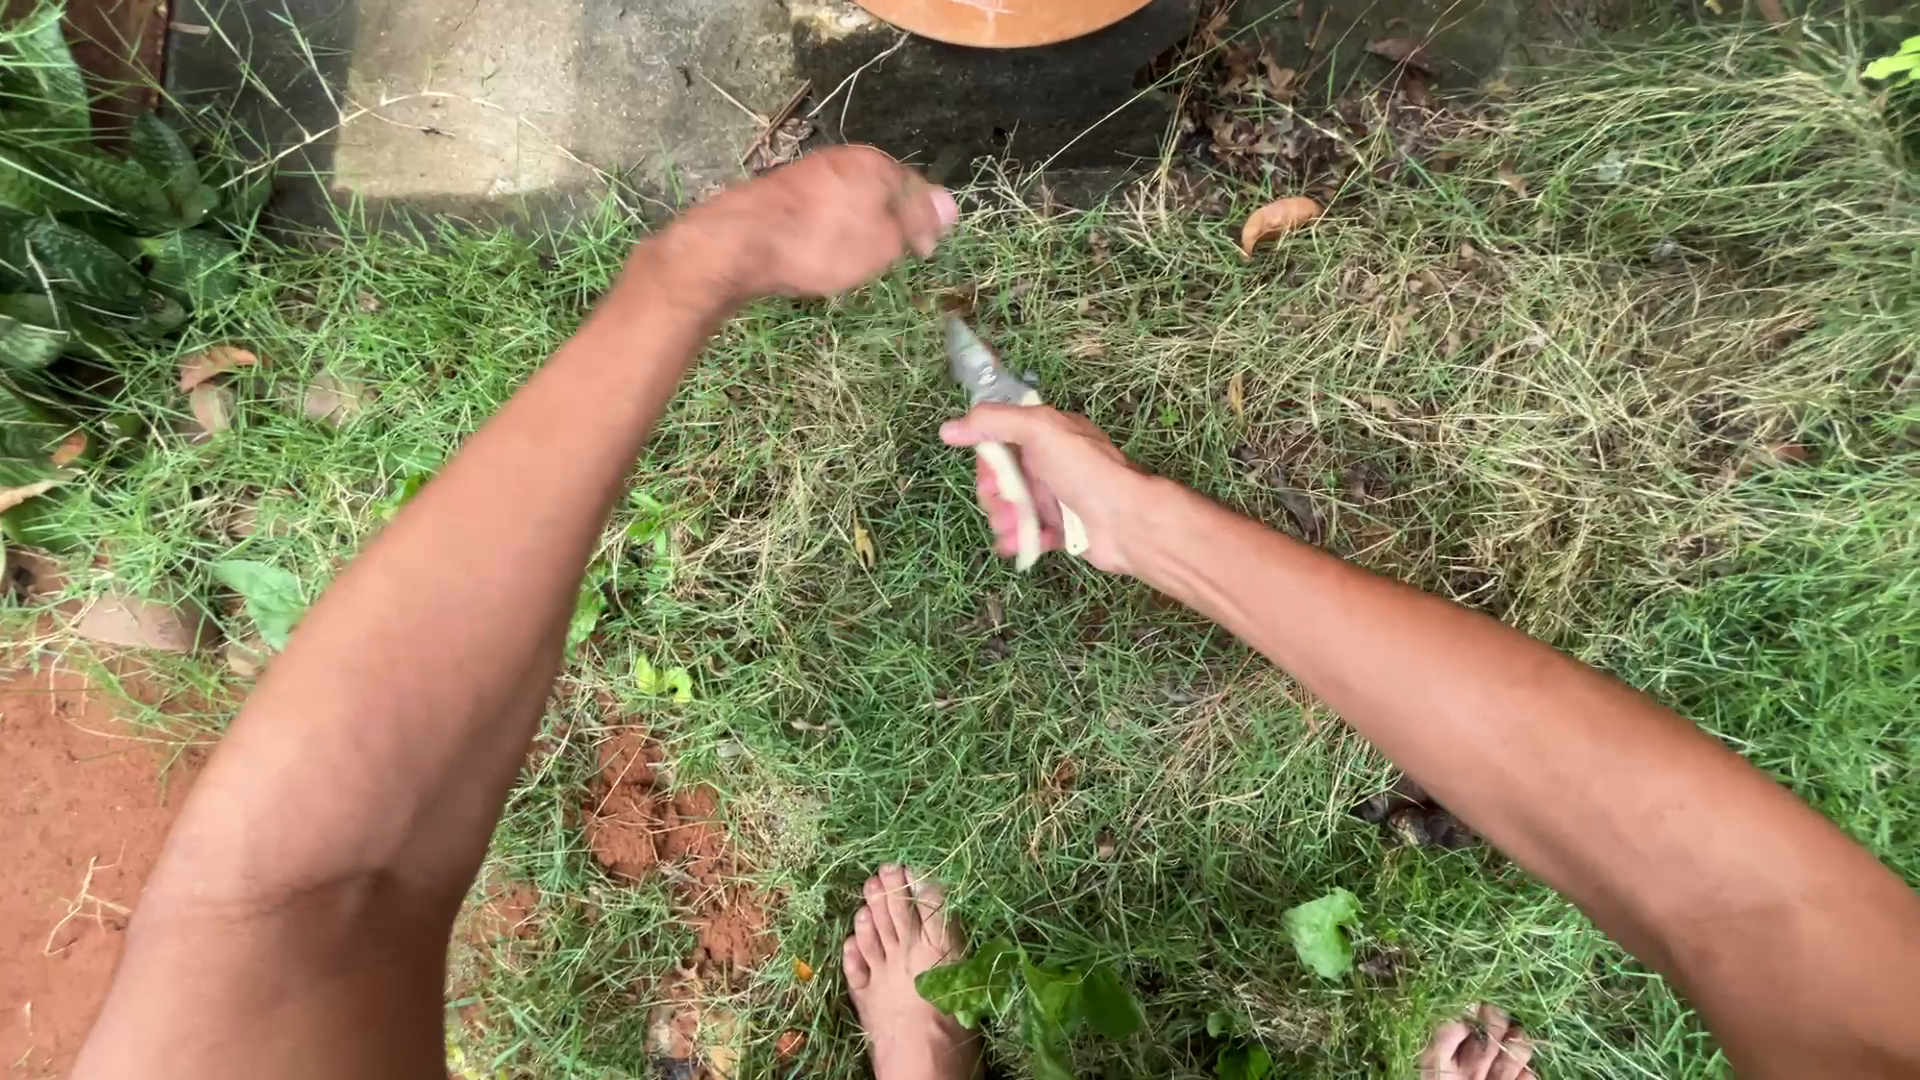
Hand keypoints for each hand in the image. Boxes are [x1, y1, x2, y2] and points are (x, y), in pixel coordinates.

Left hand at [673, 145, 956, 300]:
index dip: (926, 222)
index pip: (916, 189)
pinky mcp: (784, 194)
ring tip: (863, 258)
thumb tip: (950, 204)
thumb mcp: (882, 242)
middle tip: (897, 256)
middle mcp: (844, 160)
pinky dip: (834, 231)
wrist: (741, 243)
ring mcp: (811, 174)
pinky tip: (827, 252)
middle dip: (893, 222)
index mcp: (875, 165)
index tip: (926, 253)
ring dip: (863, 227)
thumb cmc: (822, 245)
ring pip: (852, 201)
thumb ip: (916, 222)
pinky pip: (825, 211)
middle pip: (883, 191)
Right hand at [939, 404, 1150, 574]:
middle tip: (1001, 507)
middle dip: (995, 496)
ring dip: (1005, 521)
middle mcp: (1051, 463)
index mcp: (1048, 434)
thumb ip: (993, 422)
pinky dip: (1021, 540)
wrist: (1127, 522)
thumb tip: (948, 429)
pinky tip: (1020, 546)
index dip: (989, 460)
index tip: (989, 475)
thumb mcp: (1039, 430)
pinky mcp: (1061, 529)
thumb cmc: (1084, 470)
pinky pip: (1029, 534)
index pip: (1001, 441)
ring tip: (1012, 532)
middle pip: (1003, 479)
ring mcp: (1056, 497)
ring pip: (1013, 509)